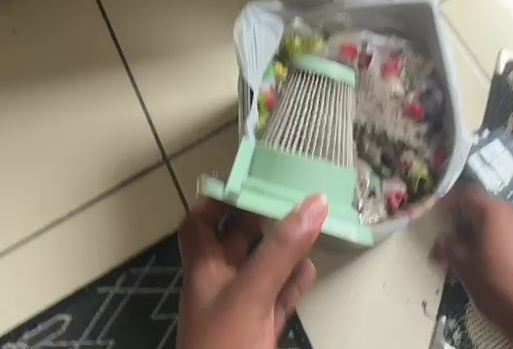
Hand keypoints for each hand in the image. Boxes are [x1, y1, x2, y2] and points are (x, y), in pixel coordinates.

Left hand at [177, 194, 325, 348]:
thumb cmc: (224, 346)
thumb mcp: (251, 292)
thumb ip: (281, 248)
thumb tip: (314, 200)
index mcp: (203, 268)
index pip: (199, 223)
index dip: (218, 200)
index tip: (249, 180)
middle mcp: (218, 285)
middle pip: (235, 241)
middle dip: (261, 218)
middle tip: (290, 195)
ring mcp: (238, 313)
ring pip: (260, 269)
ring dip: (282, 249)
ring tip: (308, 225)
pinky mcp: (258, 336)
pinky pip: (276, 300)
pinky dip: (293, 283)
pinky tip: (311, 267)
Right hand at [434, 186, 512, 348]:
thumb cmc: (497, 285)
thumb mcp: (464, 266)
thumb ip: (448, 247)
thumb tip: (439, 241)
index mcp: (493, 210)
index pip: (465, 193)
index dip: (448, 201)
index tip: (436, 215)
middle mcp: (512, 212)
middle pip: (482, 208)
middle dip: (463, 222)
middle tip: (450, 240)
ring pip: (497, 224)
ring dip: (479, 235)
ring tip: (468, 257)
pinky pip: (510, 236)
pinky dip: (496, 244)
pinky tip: (490, 265)